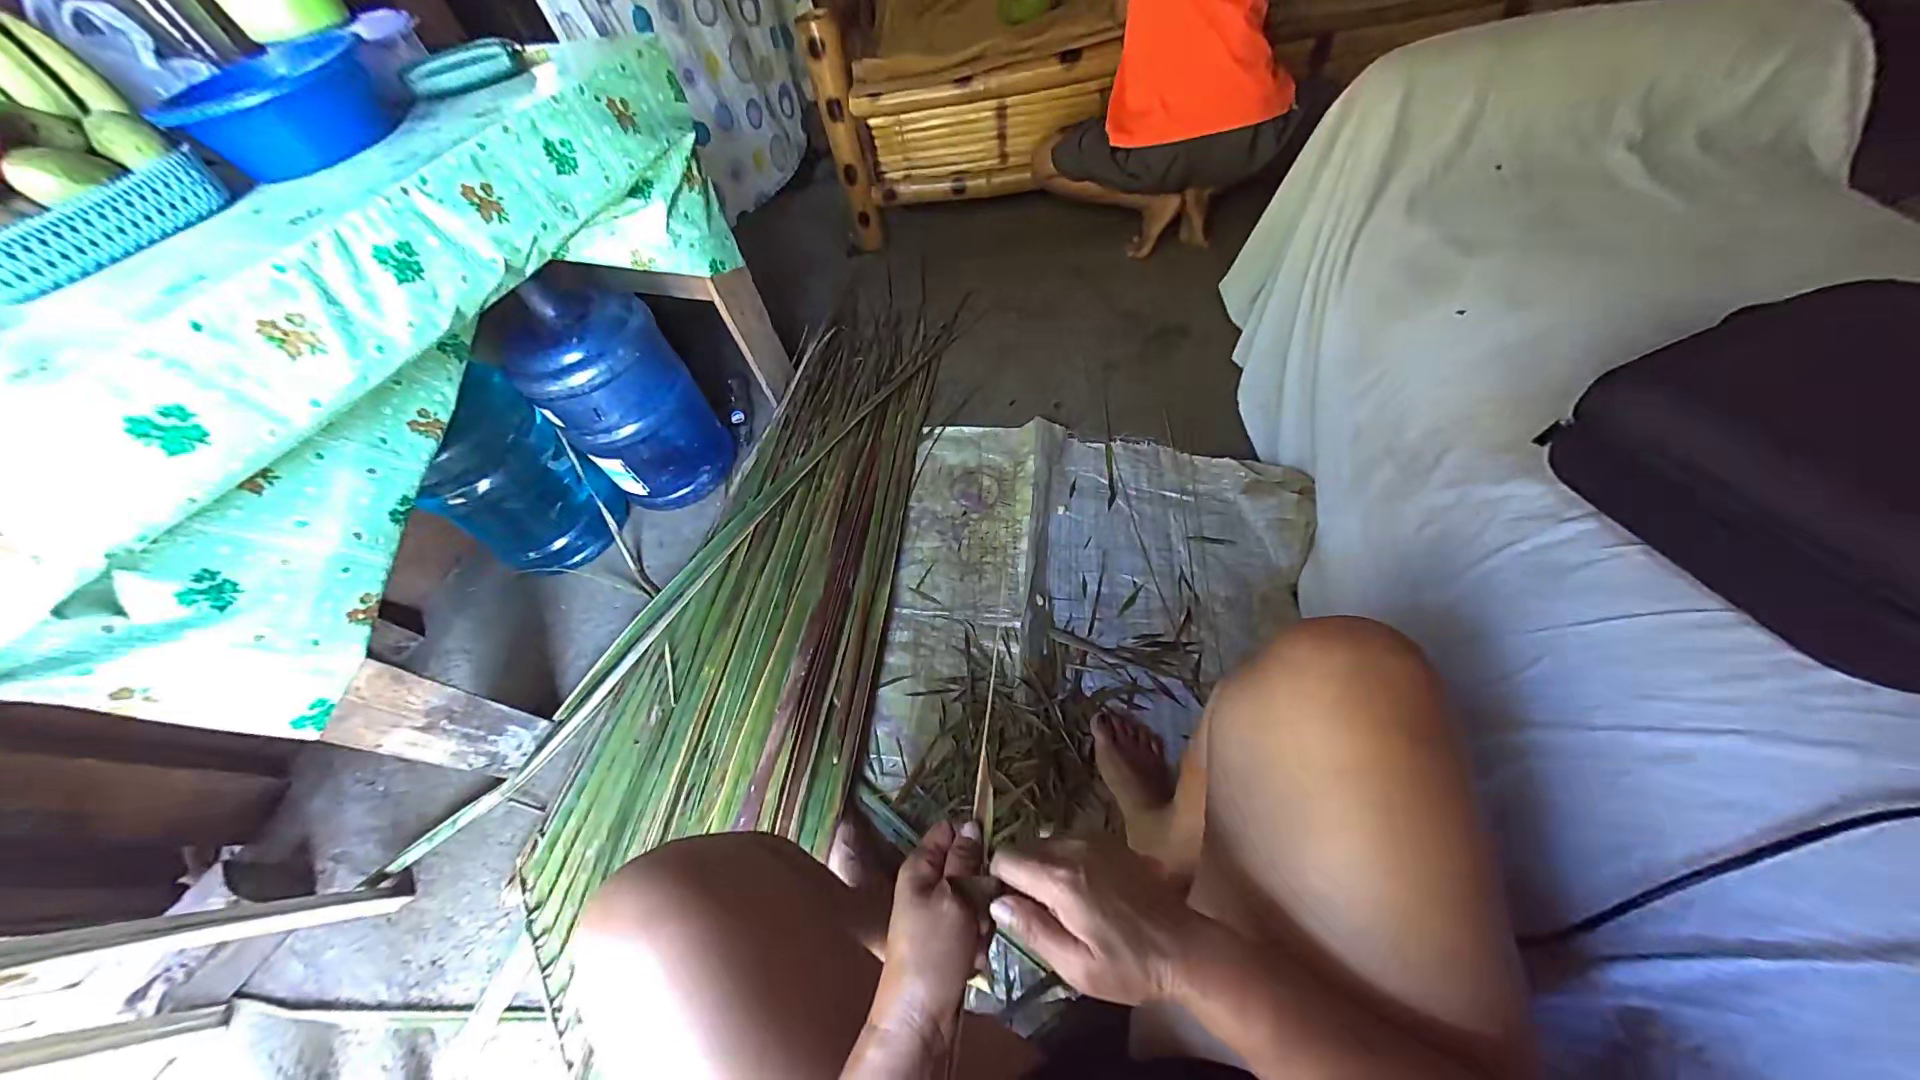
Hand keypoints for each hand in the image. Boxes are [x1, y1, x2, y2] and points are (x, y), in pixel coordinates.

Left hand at [870, 820, 987, 1036]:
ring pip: (977, 897)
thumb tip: (971, 823)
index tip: (992, 848)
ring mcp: (940, 913)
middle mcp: (928, 884)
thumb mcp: (953, 897)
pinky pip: (976, 925)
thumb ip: (965, 862)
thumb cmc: (932, 950)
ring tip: (977, 937)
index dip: (972, 835)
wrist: (921, 1018)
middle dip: (983, 884)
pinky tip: (975, 957)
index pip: (948, 831)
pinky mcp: (951, 939)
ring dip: (984, 917)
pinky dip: (980, 939)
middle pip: (968, 866)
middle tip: (981, 905)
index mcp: (919, 866)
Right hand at [988, 837, 1202, 1005]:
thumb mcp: (1077, 967)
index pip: (1005, 858)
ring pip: (1045, 842)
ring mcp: (1093, 839)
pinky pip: (1068, 841)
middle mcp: (1073, 848)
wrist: (1184, 947)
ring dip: (1042, 867)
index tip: (1007, 906)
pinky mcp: (1109, 840)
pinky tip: (1083, 889)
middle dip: (1019, 875)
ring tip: (1059, 902)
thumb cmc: (1130, 966)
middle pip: (1023, 848)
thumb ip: (1032, 931)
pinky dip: (1064, 860)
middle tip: (1033, 910)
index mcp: (1061, 880)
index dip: (998, 881)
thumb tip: (997, 903)